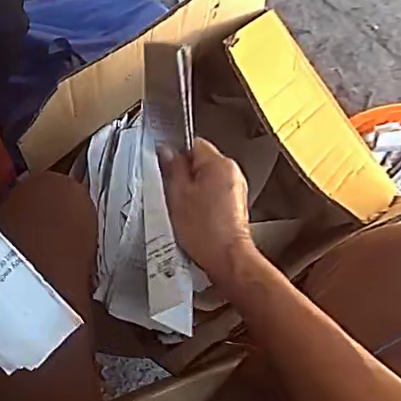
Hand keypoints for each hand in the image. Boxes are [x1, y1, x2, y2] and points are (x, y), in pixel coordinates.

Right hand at [159, 138, 259, 277]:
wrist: (226, 257)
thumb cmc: (204, 230)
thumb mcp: (177, 194)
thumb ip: (173, 168)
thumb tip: (167, 153)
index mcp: (219, 164)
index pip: (193, 144)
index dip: (175, 154)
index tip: (164, 167)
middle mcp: (232, 172)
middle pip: (200, 161)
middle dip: (183, 173)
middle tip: (172, 191)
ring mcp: (235, 188)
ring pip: (205, 178)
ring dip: (191, 188)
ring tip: (182, 206)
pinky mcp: (234, 204)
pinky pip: (212, 193)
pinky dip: (201, 200)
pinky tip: (193, 215)